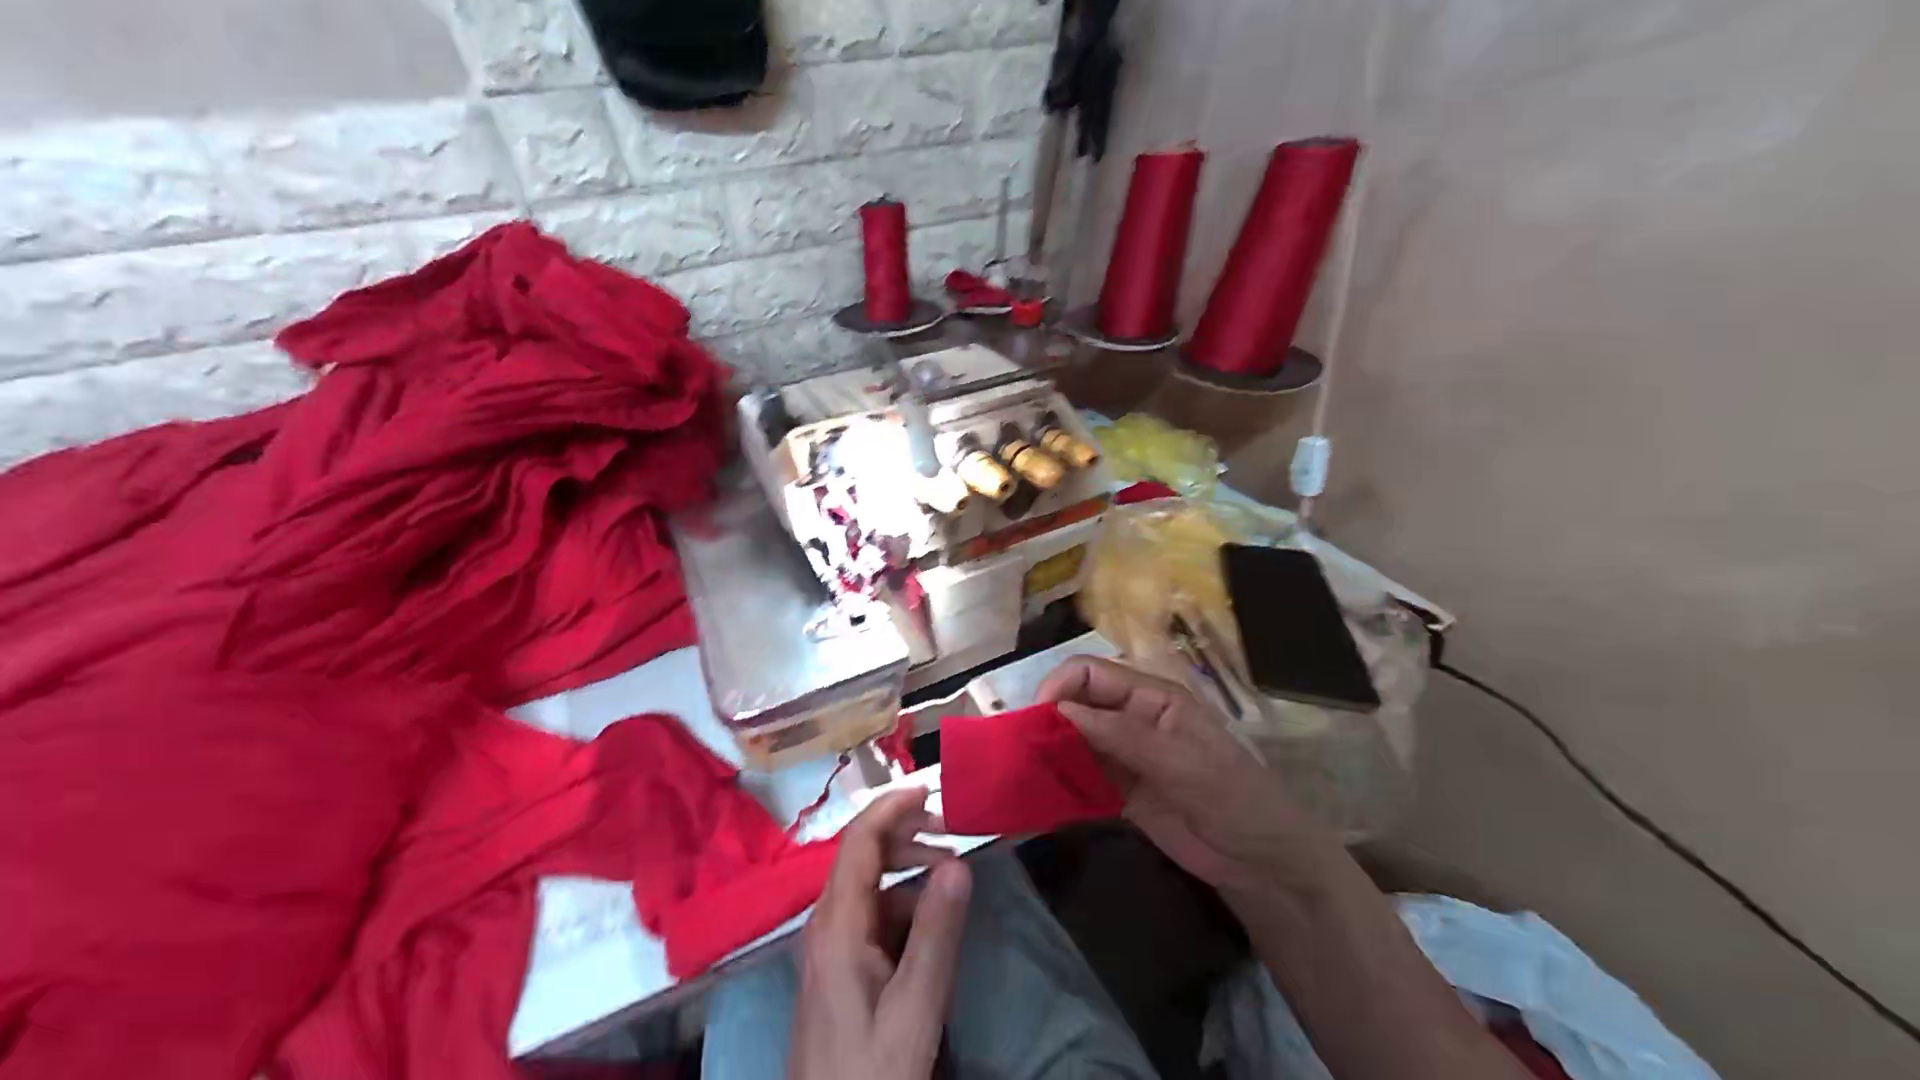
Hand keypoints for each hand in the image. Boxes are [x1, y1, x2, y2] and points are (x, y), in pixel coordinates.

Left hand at [790, 788, 972, 1079]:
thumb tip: (960, 863)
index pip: (858, 840)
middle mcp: (825, 924)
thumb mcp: (915, 1008)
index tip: (931, 788)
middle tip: (955, 833)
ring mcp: (829, 946)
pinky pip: (871, 914)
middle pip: (862, 855)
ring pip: (869, 884)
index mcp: (836, 925)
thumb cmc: (872, 1072)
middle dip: (907, 833)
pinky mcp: (838, 967)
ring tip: (952, 875)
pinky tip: (932, 920)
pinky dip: (902, 902)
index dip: (891, 806)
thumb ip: (937, 933)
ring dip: (908, 868)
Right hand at [1037, 656, 1336, 897]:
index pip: (1092, 674)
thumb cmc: (1233, 798)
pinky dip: (1057, 784)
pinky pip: (1079, 778)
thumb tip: (1060, 710)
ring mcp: (1123, 757)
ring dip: (1047, 752)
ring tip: (1019, 772)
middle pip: (1076, 705)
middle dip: (1046, 719)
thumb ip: (1121, 734)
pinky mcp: (1119, 792)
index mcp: (1151, 697)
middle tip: (1019, 748)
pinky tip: (1037, 796)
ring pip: (1072, 742)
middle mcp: (1131, 719)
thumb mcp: (1181, 761)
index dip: (1060, 687)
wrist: (1262, 863)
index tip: (1035, 717)